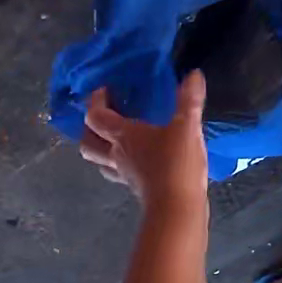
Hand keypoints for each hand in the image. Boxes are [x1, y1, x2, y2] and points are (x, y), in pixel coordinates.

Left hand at [79, 72, 208, 214]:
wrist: (178, 208)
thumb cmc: (176, 164)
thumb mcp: (187, 127)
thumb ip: (189, 100)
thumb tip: (194, 74)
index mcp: (123, 136)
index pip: (95, 116)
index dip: (95, 101)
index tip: (106, 89)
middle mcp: (116, 155)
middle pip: (88, 142)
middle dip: (90, 127)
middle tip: (105, 115)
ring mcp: (124, 174)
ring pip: (99, 161)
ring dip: (101, 147)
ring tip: (115, 137)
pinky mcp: (136, 188)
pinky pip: (117, 173)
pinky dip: (120, 163)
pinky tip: (137, 159)